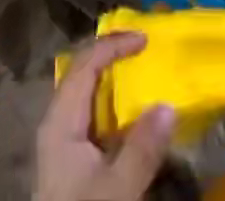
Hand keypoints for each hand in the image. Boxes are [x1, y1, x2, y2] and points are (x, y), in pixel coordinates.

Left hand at [34, 32, 174, 200]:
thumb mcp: (118, 189)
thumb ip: (142, 148)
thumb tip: (168, 104)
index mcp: (60, 118)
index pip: (85, 64)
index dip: (113, 45)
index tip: (145, 38)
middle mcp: (55, 120)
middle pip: (81, 73)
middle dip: (111, 55)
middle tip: (144, 48)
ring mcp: (60, 139)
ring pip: (85, 94)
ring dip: (112, 79)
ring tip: (142, 71)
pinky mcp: (68, 157)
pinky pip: (89, 115)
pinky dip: (111, 105)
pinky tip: (131, 114)